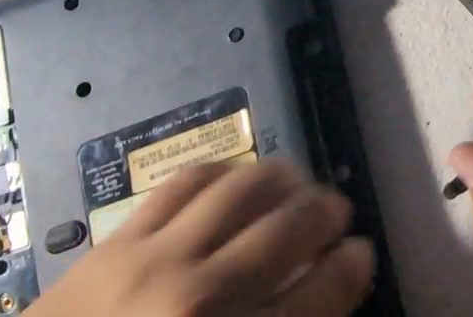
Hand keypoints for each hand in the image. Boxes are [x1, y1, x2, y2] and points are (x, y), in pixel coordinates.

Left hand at [29, 158, 374, 316]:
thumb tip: (321, 293)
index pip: (325, 288)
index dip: (354, 265)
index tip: (359, 255)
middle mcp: (202, 299)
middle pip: (293, 227)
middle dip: (329, 214)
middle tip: (335, 217)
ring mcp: (154, 264)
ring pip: (246, 189)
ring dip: (286, 182)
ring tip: (294, 189)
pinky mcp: (113, 245)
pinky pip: (185, 183)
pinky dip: (223, 174)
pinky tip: (235, 183)